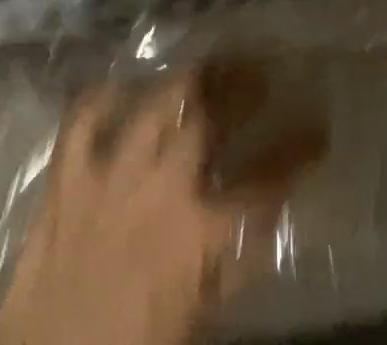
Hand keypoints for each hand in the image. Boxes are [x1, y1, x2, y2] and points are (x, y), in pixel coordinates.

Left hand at [0, 73, 306, 344]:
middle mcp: (160, 189)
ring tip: (203, 68)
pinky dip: (102, 98)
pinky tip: (120, 87)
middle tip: (259, 74)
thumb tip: (267, 218)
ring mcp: (110, 176)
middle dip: (241, 90)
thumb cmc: (134, 336)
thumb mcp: (201, 307)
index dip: (298, 152)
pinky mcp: (67, 177)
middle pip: (209, 121)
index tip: (319, 132)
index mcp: (200, 232)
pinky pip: (83, 120)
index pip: (266, 181)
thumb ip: (235, 261)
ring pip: (153, 107)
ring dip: (183, 82)